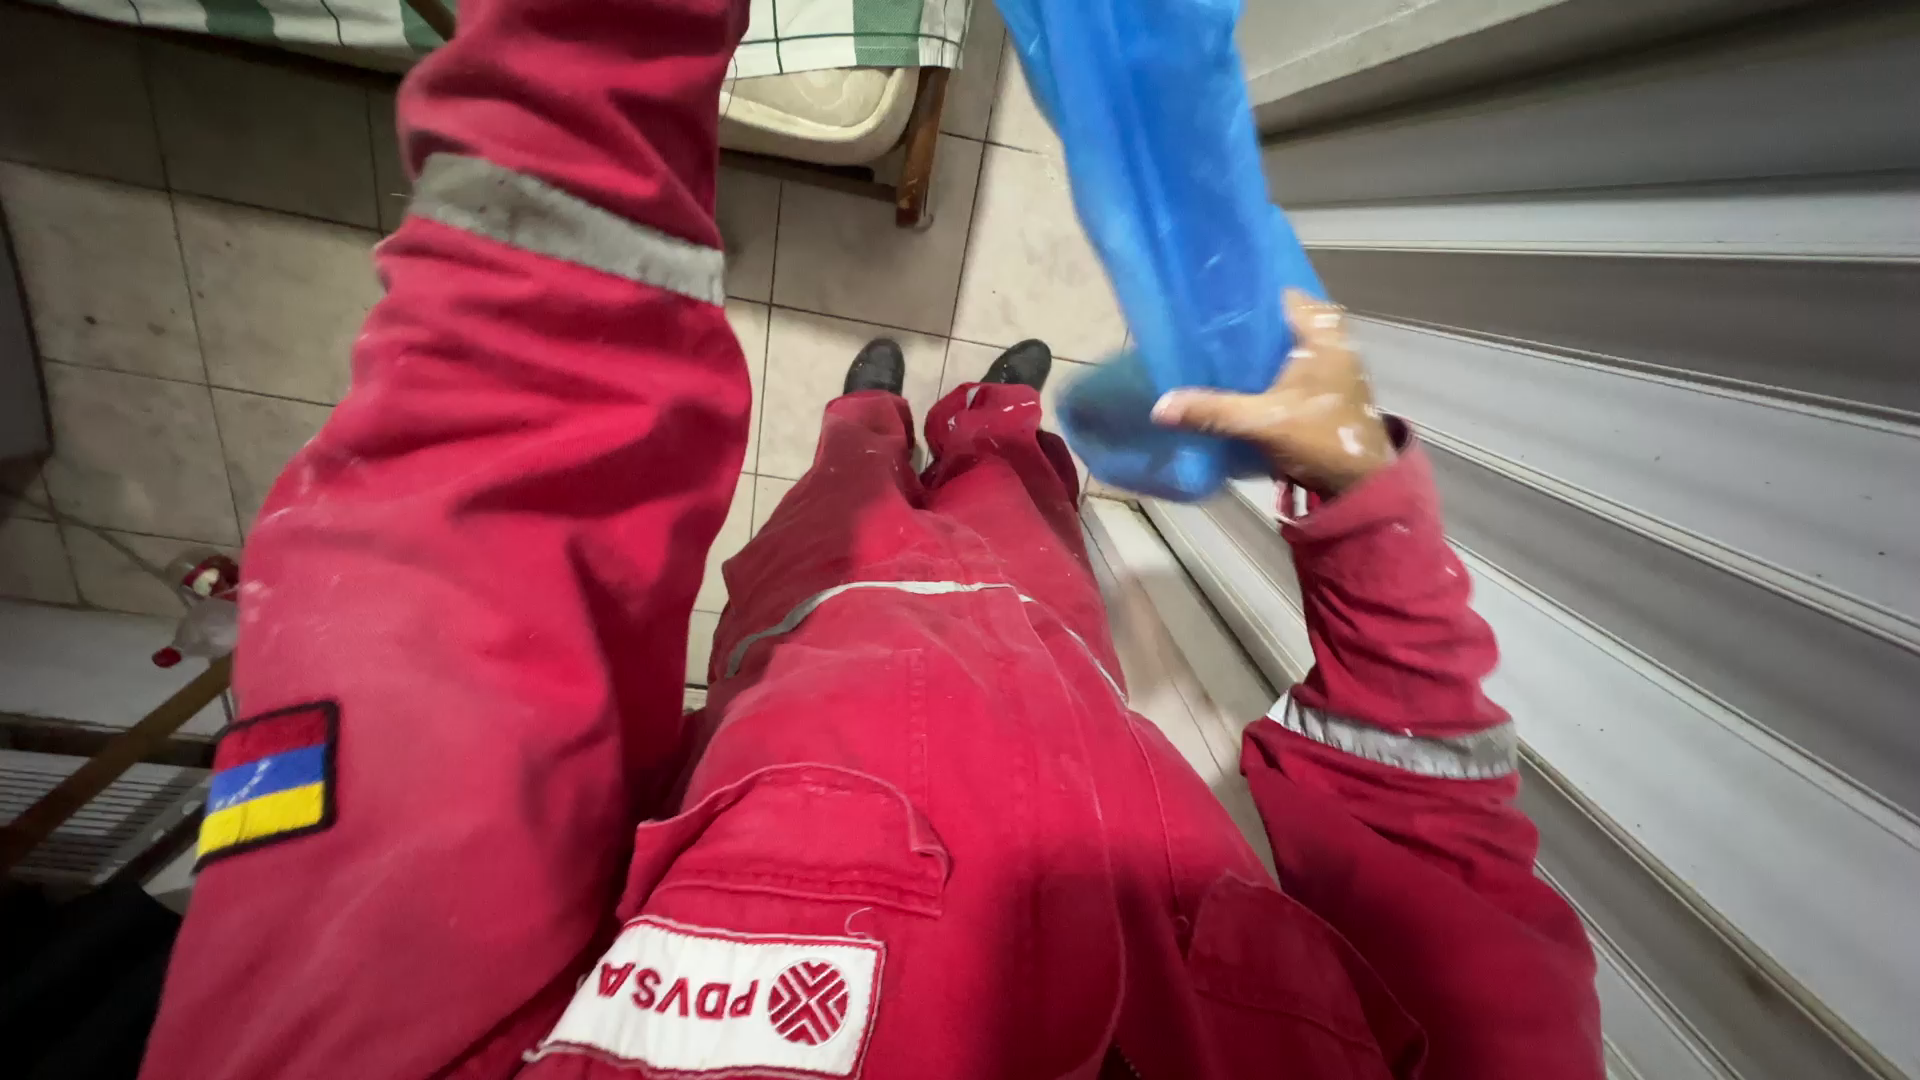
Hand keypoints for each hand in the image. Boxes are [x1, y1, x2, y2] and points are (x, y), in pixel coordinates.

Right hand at [1150, 289, 1394, 494]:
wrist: (1360, 484)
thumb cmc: (1321, 439)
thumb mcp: (1262, 423)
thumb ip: (1212, 411)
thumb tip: (1160, 407)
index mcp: (1325, 337)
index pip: (1286, 296)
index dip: (1251, 296)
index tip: (1216, 304)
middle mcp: (1334, 344)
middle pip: (1285, 321)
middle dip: (1250, 326)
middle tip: (1210, 331)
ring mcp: (1334, 369)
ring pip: (1290, 346)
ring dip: (1260, 350)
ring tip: (1218, 353)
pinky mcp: (1328, 393)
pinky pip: (1293, 368)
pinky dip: (1269, 371)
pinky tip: (1241, 382)